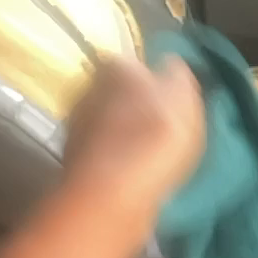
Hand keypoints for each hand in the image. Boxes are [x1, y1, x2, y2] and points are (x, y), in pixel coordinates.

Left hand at [62, 55, 204, 229]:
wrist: (113, 194)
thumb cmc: (156, 139)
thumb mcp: (185, 100)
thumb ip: (178, 78)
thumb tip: (170, 64)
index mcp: (118, 66)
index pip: (137, 64)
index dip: (154, 82)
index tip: (169, 102)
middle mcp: (89, 88)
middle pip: (117, 94)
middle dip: (135, 108)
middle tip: (159, 131)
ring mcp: (76, 126)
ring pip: (107, 124)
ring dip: (123, 136)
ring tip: (148, 158)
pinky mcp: (72, 161)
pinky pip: (102, 155)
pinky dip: (114, 161)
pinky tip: (131, 176)